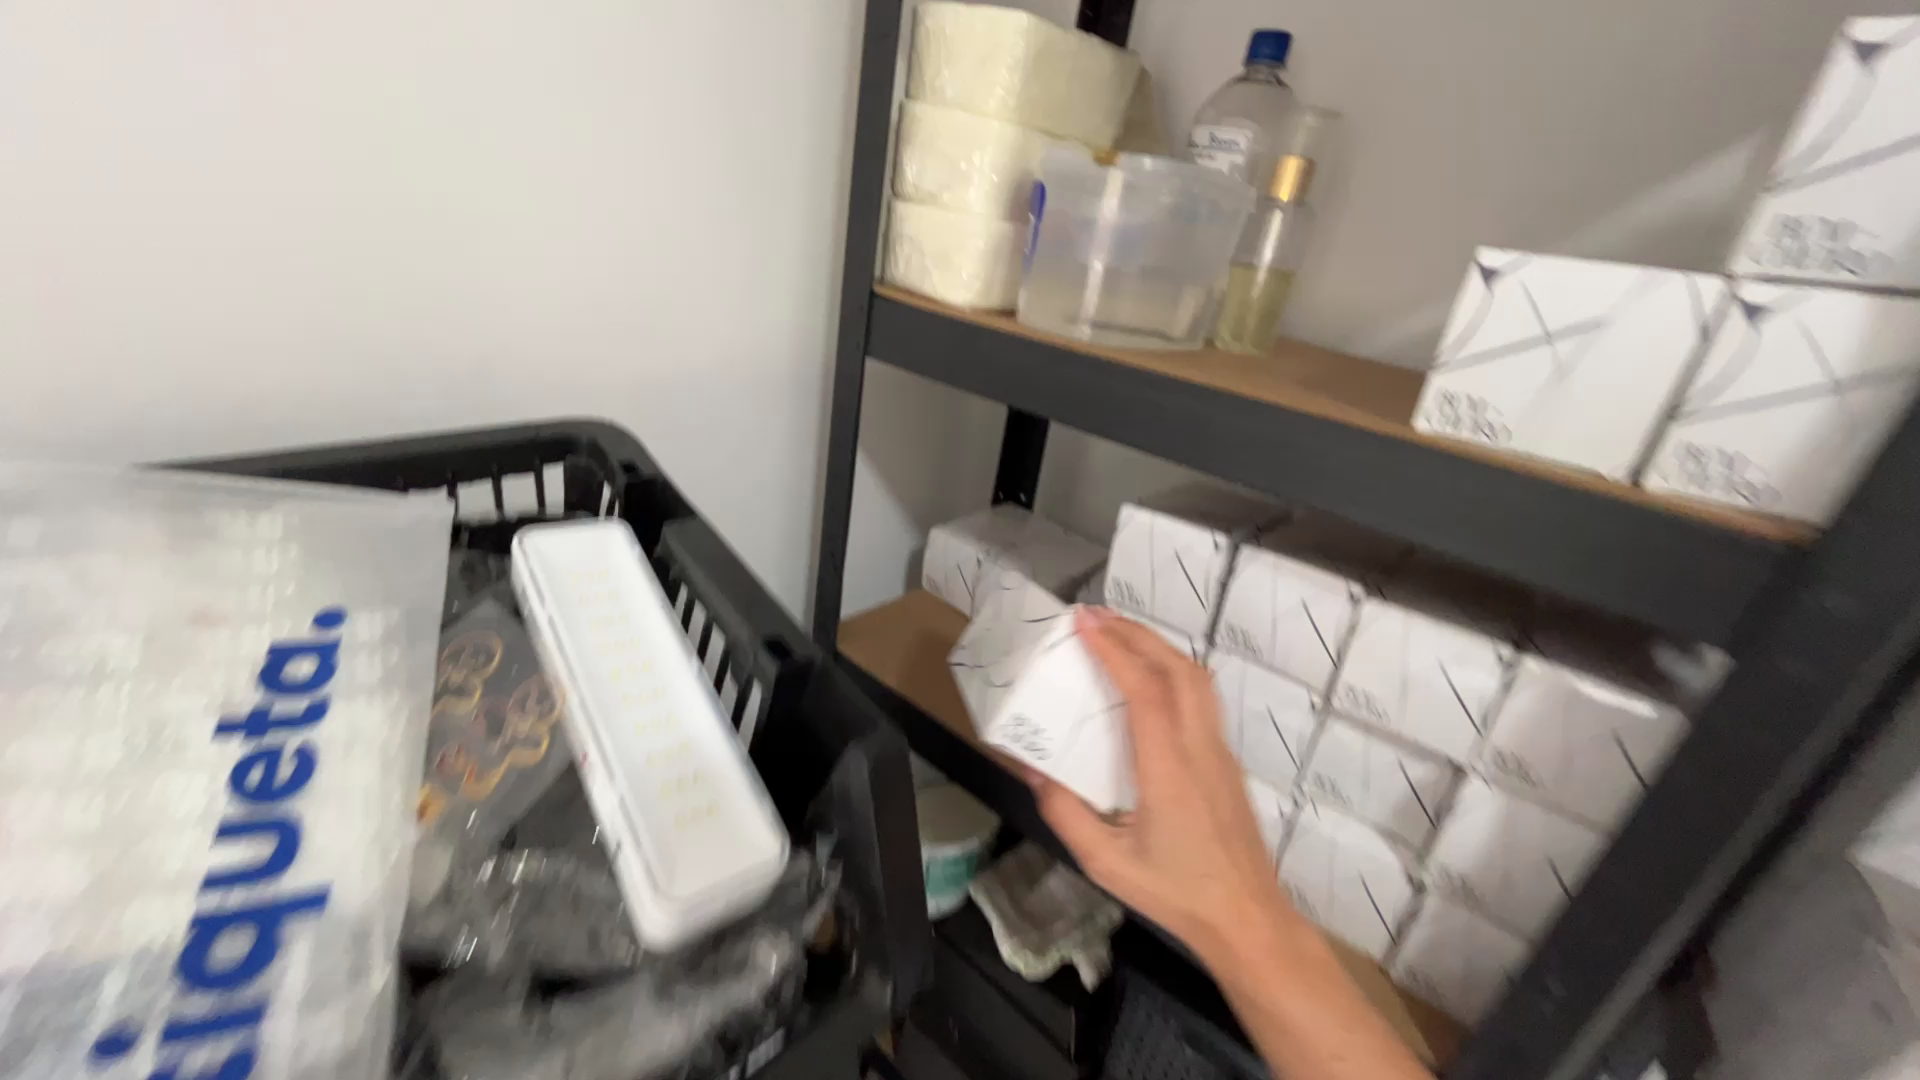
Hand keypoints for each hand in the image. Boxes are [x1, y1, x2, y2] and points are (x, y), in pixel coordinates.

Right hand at [1029, 607, 1293, 964]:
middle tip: (1095, 615)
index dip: (1114, 649)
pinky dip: (1172, 668)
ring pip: (1196, 678)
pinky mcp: (1226, 759)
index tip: (1084, 622)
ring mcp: (1219, 750)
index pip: (1144, 690)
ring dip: (1158, 646)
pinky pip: (1201, 697)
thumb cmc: (1177, 893)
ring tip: (1120, 633)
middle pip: (1176, 668)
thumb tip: (1032, 769)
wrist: (1249, 919)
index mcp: (1167, 769)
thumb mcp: (1106, 862)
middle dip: (1135, 632)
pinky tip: (1149, 676)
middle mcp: (1199, 747)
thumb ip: (1065, 813)